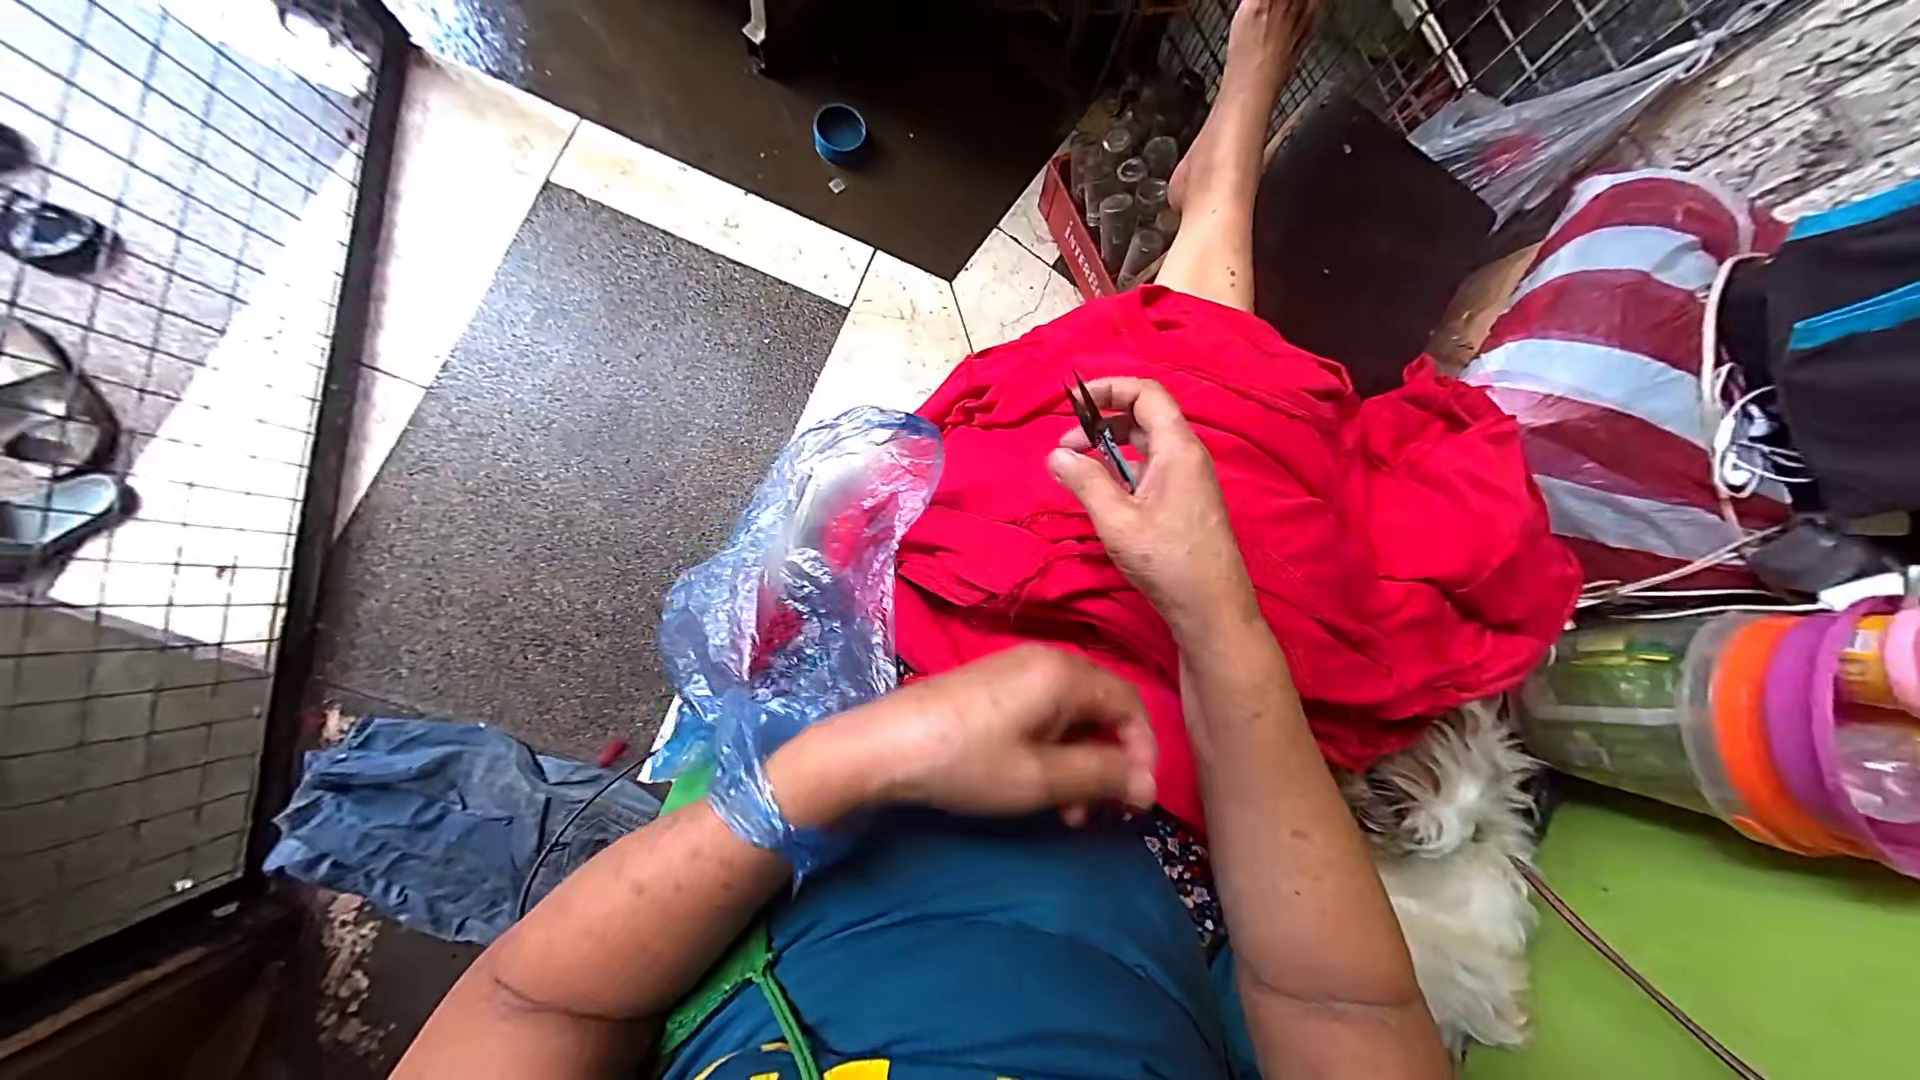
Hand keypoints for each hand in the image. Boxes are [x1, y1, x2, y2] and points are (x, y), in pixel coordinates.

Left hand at [767, 646, 1156, 825]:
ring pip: (1070, 713)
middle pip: (1101, 707)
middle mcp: (1044, 659)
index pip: (1130, 704)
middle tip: (1096, 812)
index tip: (1136, 800)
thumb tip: (1149, 783)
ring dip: (1079, 760)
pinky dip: (1051, 747)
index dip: (1143, 752)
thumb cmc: (967, 761)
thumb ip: (1102, 776)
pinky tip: (1034, 781)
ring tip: (1064, 809)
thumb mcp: (1041, 778)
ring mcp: (1014, 668)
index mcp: (1064, 673)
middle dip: (1108, 761)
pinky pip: (1041, 710)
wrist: (883, 745)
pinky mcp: (991, 683)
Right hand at [1048, 377, 1258, 639]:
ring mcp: (1188, 480)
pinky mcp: (1184, 501)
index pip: (1146, 393)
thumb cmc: (1167, 560)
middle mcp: (1187, 456)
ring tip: (1077, 469)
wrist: (1211, 606)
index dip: (1109, 388)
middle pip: (1143, 417)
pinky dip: (1121, 469)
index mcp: (1178, 448)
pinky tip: (1102, 491)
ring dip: (1109, 448)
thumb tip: (1056, 456)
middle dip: (1100, 423)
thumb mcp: (1116, 520)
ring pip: (1145, 445)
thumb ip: (1085, 481)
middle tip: (1066, 448)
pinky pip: (1149, 469)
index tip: (1073, 402)